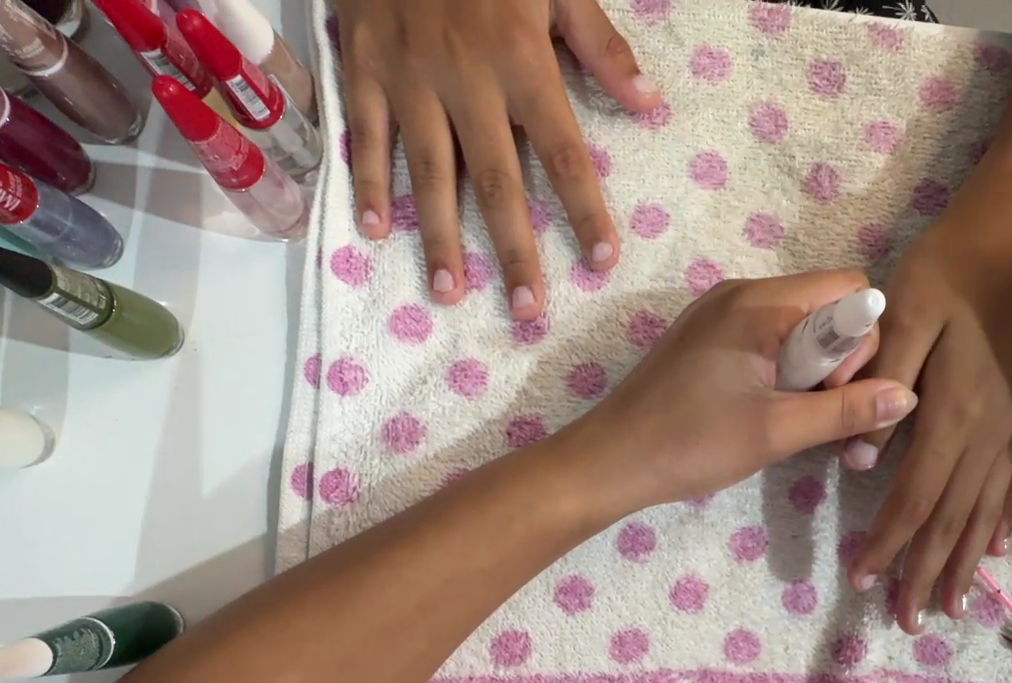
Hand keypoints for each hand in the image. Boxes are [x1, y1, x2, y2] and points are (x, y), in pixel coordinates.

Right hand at [337, 0, 661, 319]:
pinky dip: (369, 183)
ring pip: (428, 173)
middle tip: (525, 312)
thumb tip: (647, 102)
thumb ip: (600, 43)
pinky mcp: (363, 66)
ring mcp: (409, 77)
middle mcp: (467, 80)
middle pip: (496, 182)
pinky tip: (375, 233)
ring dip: (439, 239)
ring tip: (449, 295)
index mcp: (523, 61)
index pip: (563, 151)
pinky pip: (367, 135)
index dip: (584, 209)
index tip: (602, 261)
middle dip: (514, 250)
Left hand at [566, 271, 918, 511]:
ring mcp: (717, 313)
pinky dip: (778, 368)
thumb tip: (906, 394)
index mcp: (759, 302)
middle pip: (823, 303)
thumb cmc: (690, 443)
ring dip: (807, 368)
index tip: (834, 391)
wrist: (609, 460)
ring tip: (784, 414)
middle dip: (835, 357)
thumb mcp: (776, 430)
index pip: (849, 287)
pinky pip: (764, 337)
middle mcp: (740, 293)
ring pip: (794, 325)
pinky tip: (761, 408)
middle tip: (811, 409)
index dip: (860, 339)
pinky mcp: (704, 337)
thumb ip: (846, 410)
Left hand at [841, 219, 1011, 634]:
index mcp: (954, 411)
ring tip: (951, 606)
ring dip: (963, 561)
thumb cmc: (946, 270)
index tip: (864, 582)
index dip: (889, 543)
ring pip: (982, 510)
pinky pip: (1008, 481)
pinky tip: (992, 548)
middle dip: (925, 571)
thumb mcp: (904, 317)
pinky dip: (996, 520)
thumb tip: (861, 461)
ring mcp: (1007, 425)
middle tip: (908, 621)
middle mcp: (988, 431)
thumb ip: (881, 387)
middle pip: (951, 519)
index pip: (915, 497)